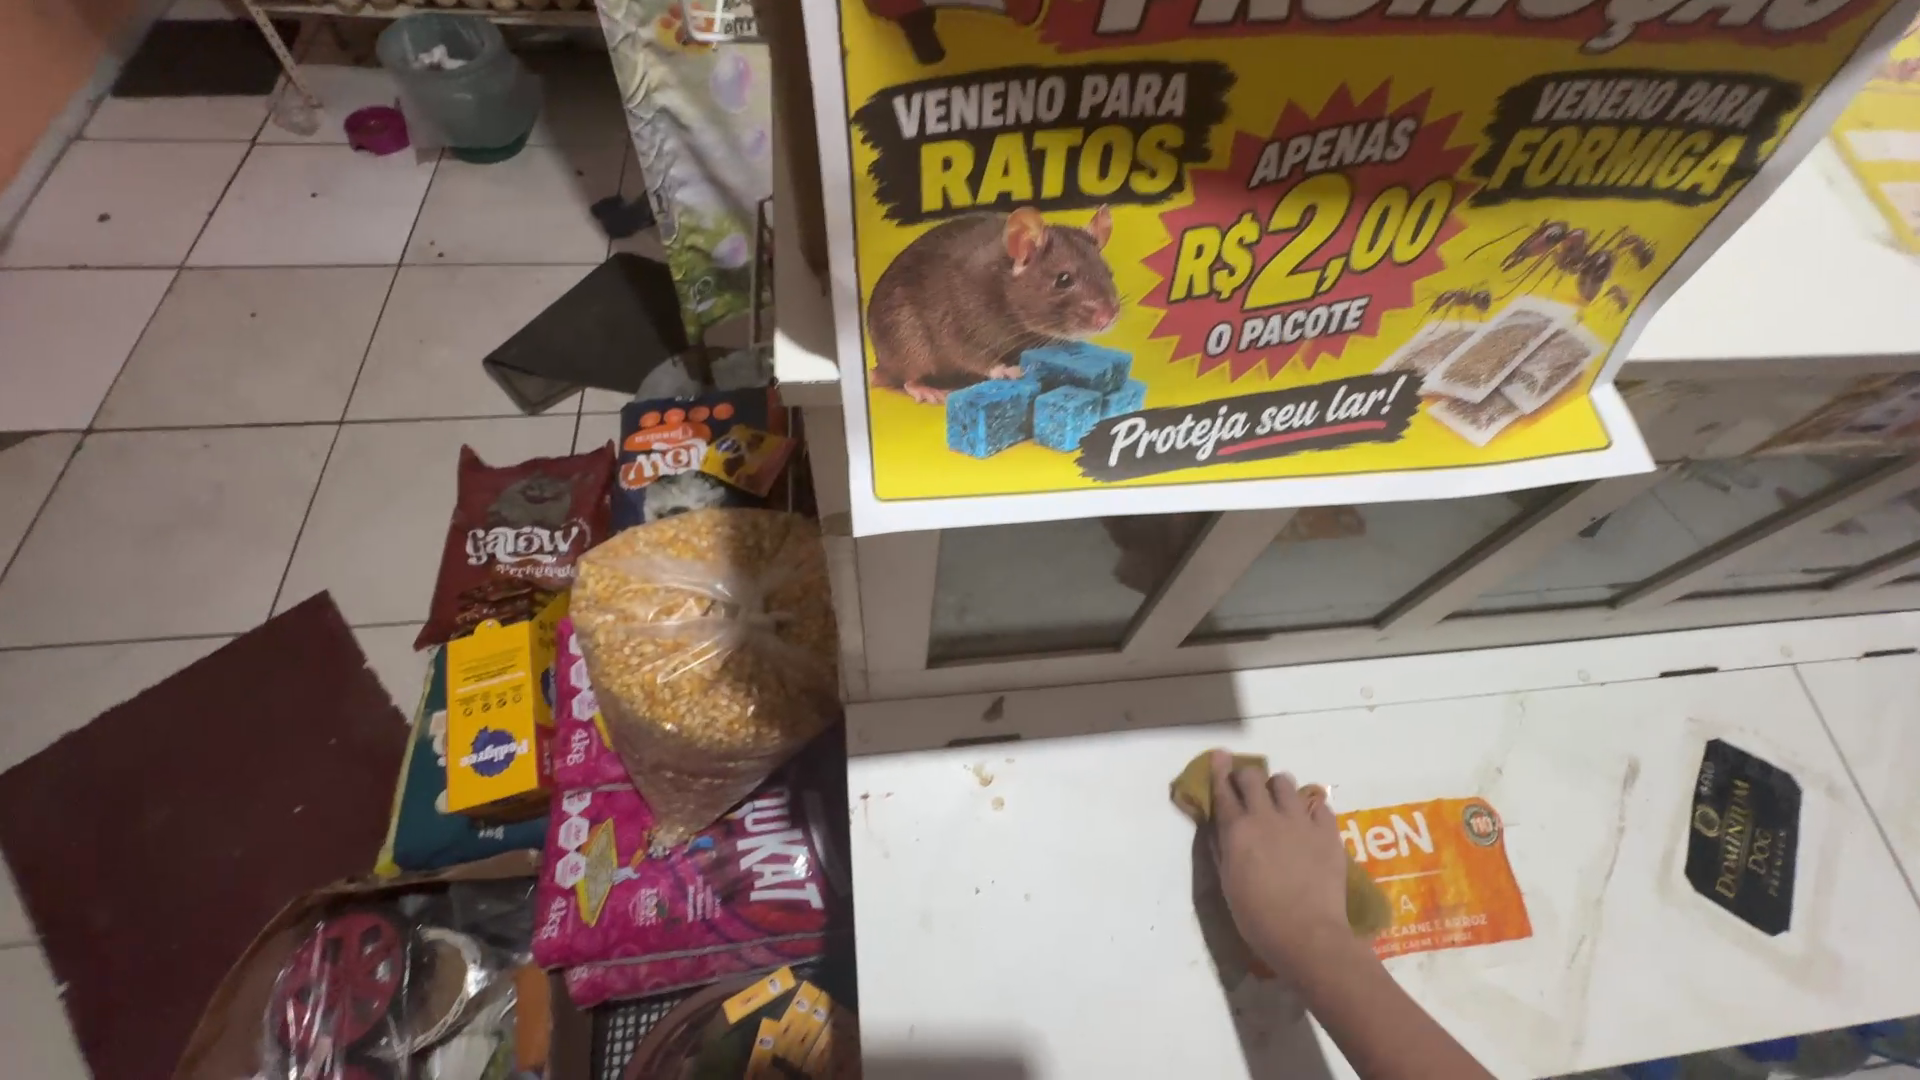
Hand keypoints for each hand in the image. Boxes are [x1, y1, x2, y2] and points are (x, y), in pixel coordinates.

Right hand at [1209, 750, 1355, 970]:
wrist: (1308, 936)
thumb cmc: (1257, 916)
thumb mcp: (1227, 881)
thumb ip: (1220, 847)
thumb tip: (1216, 825)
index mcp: (1237, 829)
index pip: (1223, 789)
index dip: (1218, 769)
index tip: (1219, 755)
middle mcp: (1266, 816)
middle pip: (1253, 777)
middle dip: (1246, 776)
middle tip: (1248, 787)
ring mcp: (1299, 822)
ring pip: (1285, 783)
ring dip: (1278, 788)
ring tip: (1280, 802)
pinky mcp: (1327, 832)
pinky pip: (1319, 804)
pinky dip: (1311, 807)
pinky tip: (1309, 820)